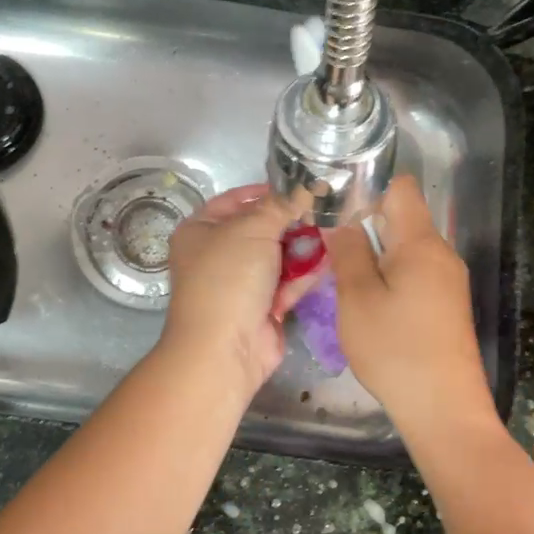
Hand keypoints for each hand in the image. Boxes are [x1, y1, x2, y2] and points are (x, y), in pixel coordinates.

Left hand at [162, 184, 315, 397]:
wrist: (225, 348)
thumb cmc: (229, 278)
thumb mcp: (252, 229)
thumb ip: (279, 206)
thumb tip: (300, 187)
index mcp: (199, 230)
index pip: (234, 200)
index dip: (265, 192)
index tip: (299, 186)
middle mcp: (216, 255)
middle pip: (260, 228)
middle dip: (291, 221)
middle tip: (325, 208)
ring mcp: (240, 283)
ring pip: (277, 256)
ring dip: (303, 246)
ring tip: (335, 229)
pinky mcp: (262, 307)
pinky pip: (287, 282)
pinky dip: (306, 272)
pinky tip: (332, 257)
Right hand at [323, 176, 494, 431]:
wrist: (443, 409)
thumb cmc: (395, 349)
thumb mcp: (357, 298)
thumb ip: (348, 253)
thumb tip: (341, 222)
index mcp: (422, 243)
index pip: (400, 188)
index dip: (367, 187)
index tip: (334, 207)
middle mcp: (442, 254)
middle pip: (402, 219)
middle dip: (365, 224)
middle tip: (327, 243)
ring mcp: (448, 281)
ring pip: (407, 249)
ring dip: (375, 254)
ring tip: (342, 274)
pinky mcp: (447, 306)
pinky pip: (415, 274)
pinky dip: (390, 277)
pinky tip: (369, 302)